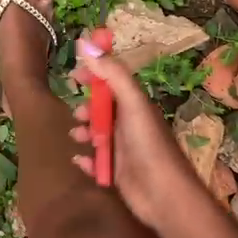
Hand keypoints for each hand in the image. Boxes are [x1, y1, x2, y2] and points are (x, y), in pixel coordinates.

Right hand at [71, 41, 196, 228]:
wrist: (164, 196)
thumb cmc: (148, 144)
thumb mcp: (131, 102)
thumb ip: (111, 73)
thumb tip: (85, 41)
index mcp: (134, 106)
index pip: (111, 82)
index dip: (93, 76)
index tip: (73, 76)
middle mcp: (128, 124)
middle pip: (100, 109)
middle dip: (85, 108)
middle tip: (76, 114)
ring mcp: (122, 149)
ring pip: (95, 134)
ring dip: (82, 133)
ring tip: (77, 137)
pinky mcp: (116, 172)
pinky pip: (94, 161)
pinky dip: (86, 160)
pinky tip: (80, 160)